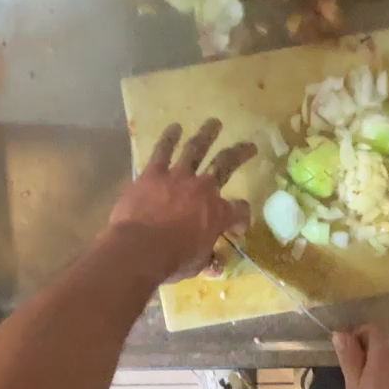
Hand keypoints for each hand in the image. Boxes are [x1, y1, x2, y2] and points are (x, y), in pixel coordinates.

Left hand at [107, 118, 254, 280]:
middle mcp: (203, 189)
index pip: (239, 210)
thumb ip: (207, 259)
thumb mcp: (196, 265)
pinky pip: (163, 151)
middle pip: (226, 164)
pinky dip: (169, 138)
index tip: (239, 224)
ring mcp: (178, 177)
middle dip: (240, 153)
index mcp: (218, 213)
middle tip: (250, 145)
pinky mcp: (153, 174)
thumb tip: (216, 265)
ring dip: (206, 134)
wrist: (139, 249)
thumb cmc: (172, 261)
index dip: (242, 217)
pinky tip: (174, 128)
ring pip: (196, 149)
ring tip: (214, 123)